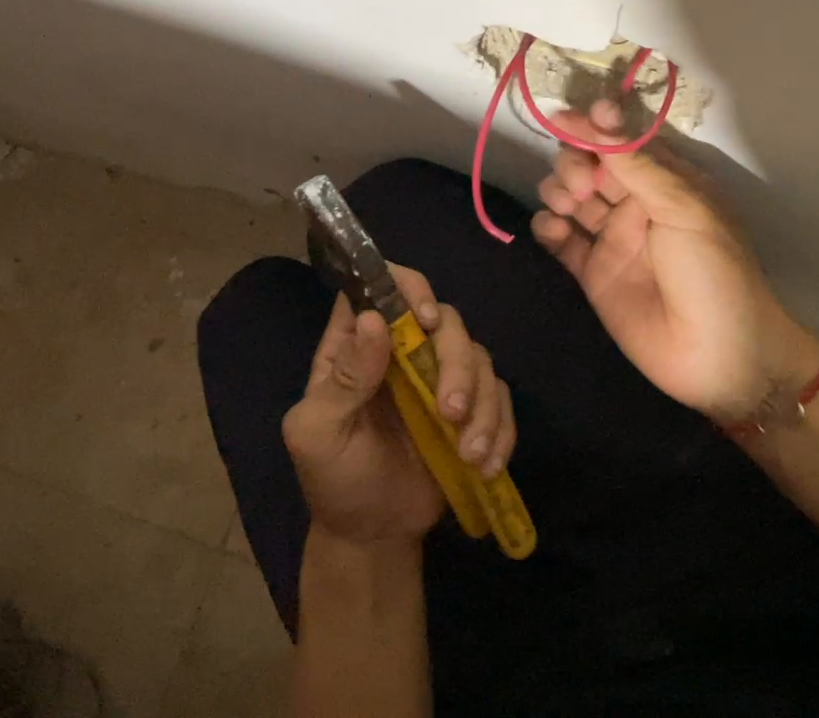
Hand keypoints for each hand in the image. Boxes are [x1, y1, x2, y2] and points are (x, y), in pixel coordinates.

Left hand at [281, 265, 517, 544]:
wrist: (373, 533)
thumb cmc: (333, 479)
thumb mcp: (317, 433)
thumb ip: (344, 379)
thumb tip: (375, 319)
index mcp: (357, 347)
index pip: (379, 289)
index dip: (405, 286)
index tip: (424, 317)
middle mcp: (402, 352)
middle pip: (445, 321)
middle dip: (456, 362)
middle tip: (450, 412)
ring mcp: (440, 379)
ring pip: (479, 357)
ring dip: (483, 404)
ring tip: (470, 453)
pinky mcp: (472, 409)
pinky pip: (501, 398)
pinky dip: (500, 428)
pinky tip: (485, 465)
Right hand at [531, 101, 818, 421]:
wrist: (719, 357)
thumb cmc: (714, 272)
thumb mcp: (685, 208)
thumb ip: (637, 162)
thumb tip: (599, 112)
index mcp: (668, 180)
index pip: (622, 139)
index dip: (594, 125)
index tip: (568, 119)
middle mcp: (637, 203)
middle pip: (588, 163)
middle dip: (574, 161)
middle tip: (583, 185)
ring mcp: (612, 239)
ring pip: (569, 195)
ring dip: (558, 189)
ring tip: (570, 207)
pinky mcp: (592, 274)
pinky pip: (559, 239)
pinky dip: (548, 227)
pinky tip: (555, 230)